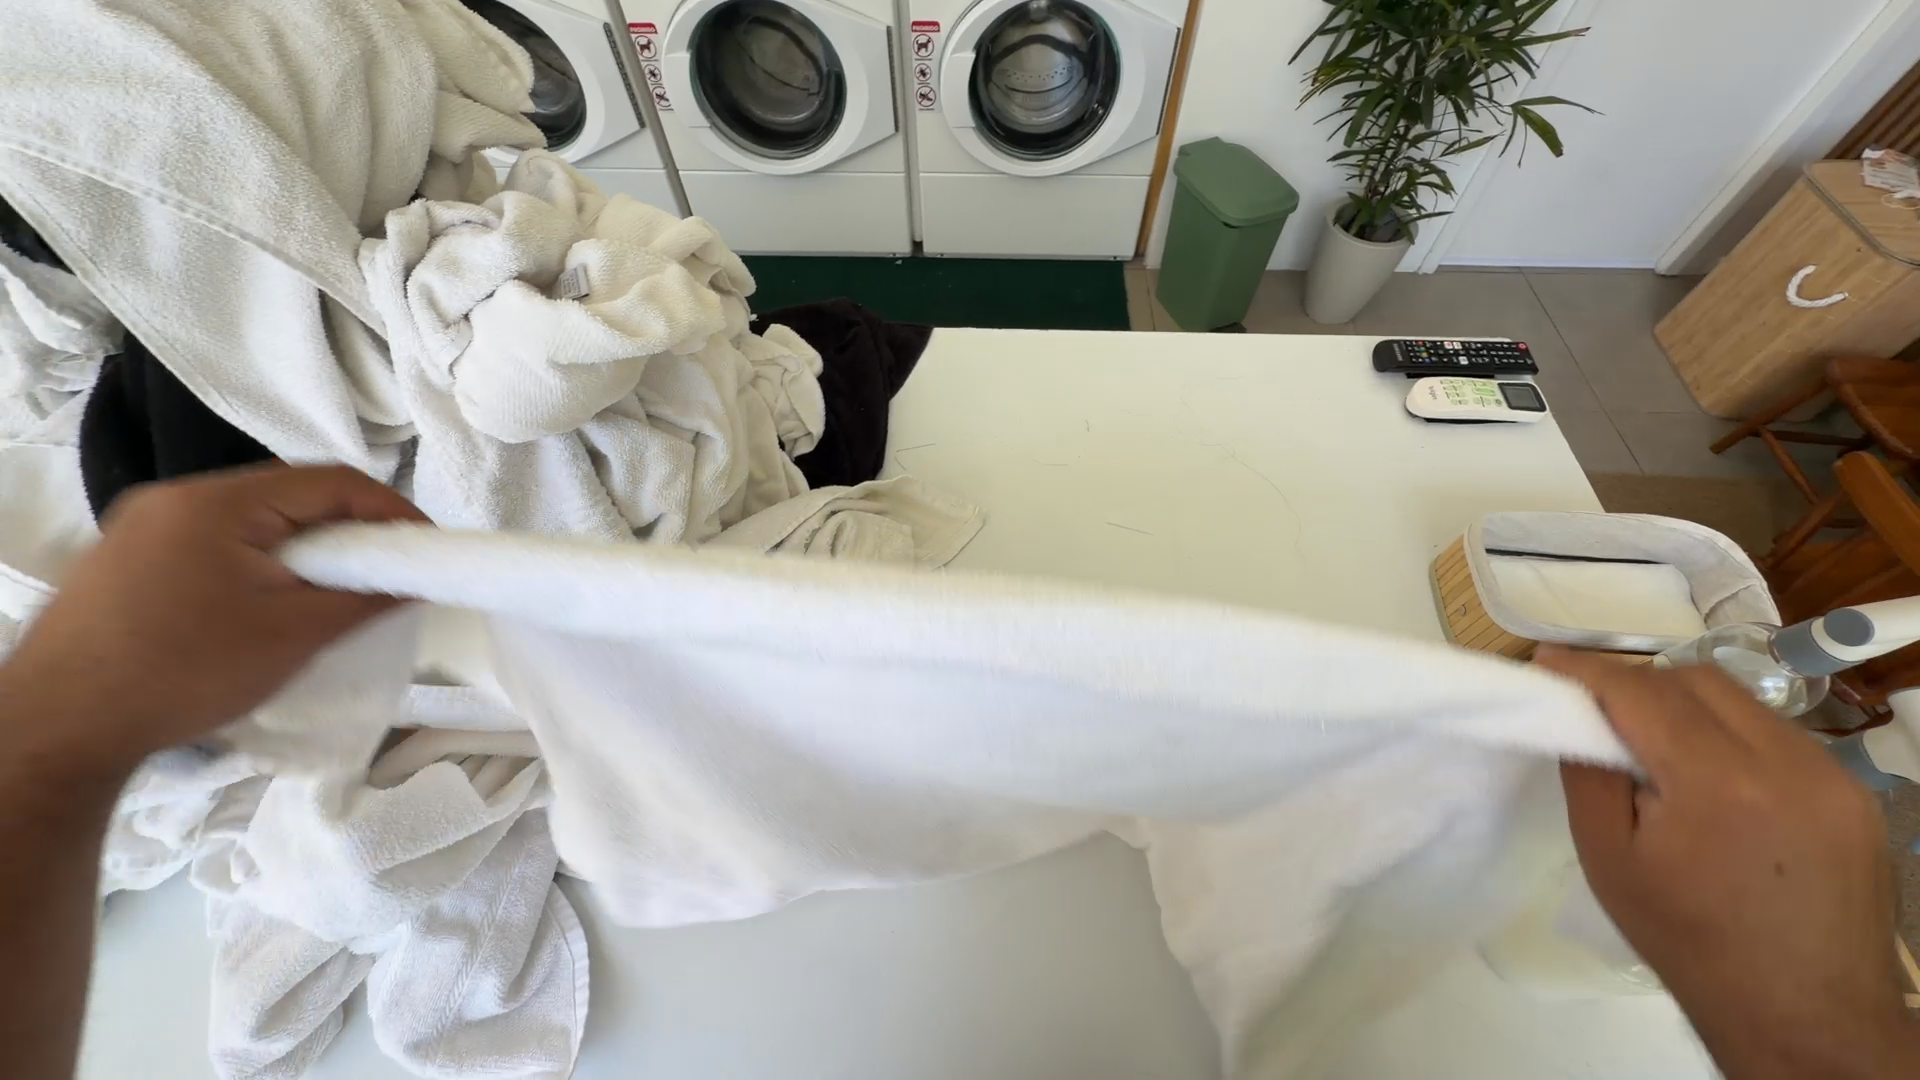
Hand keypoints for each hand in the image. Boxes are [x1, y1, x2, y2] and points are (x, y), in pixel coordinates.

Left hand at [0, 465, 426, 783]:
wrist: (53, 732)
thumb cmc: (186, 672)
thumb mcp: (298, 633)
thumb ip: (369, 596)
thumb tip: (415, 580)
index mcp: (215, 504)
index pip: (331, 481)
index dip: (392, 507)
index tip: (426, 545)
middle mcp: (176, 499)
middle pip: (295, 492)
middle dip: (355, 525)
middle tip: (392, 567)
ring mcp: (147, 526)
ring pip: (262, 516)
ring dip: (314, 543)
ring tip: (345, 585)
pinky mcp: (134, 557)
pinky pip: (227, 538)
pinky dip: (273, 557)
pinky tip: (285, 595)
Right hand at [1538, 647, 1918, 1078]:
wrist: (1803, 1013)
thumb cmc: (1684, 933)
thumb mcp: (1605, 851)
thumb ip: (1589, 770)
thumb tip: (1576, 715)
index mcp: (1719, 783)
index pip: (1642, 692)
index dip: (1587, 668)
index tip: (1545, 661)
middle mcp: (1790, 767)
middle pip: (1698, 681)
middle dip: (1636, 679)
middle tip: (1591, 702)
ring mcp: (1836, 780)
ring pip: (1742, 700)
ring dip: (1681, 701)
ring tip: (1644, 734)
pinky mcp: (1856, 797)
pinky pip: (1775, 732)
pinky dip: (1724, 728)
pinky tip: (1700, 765)